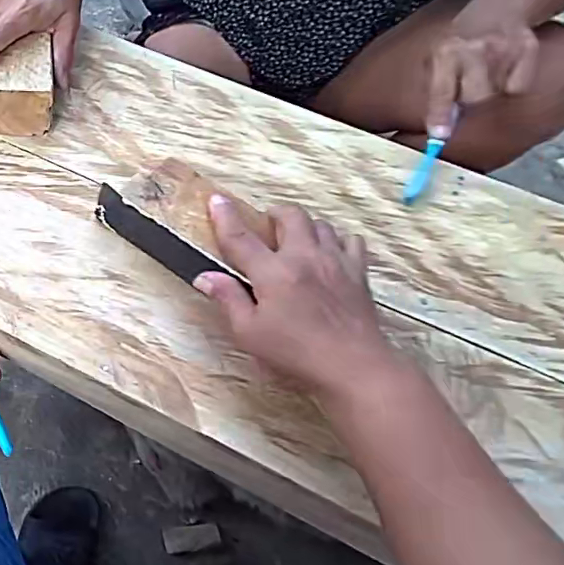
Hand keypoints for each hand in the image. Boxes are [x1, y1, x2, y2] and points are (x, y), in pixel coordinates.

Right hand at [193, 197, 398, 396]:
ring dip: (305, 227)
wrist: (351, 365)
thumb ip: (228, 300)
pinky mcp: (358, 271)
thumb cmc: (295, 354)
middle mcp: (304, 256)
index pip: (241, 237)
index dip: (225, 216)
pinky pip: (351, 240)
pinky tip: (330, 254)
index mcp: (273, 272)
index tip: (216, 199)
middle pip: (290, 215)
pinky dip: (338, 240)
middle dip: (274, 215)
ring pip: (321, 224)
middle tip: (267, 228)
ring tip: (297, 242)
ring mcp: (335, 260)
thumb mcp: (250, 333)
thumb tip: (205, 277)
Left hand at [425, 0, 543, 139]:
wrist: (502, 7)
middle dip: (470, 100)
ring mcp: (502, 47)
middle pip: (474, 99)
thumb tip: (439, 130)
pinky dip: (513, 83)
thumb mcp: (440, 56)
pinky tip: (506, 67)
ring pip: (495, 94)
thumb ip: (437, 91)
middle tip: (470, 83)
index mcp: (446, 51)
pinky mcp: (527, 48)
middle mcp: (473, 48)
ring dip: (491, 90)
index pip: (442, 90)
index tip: (440, 135)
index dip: (440, 115)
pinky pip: (518, 86)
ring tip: (487, 70)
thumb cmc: (465, 39)